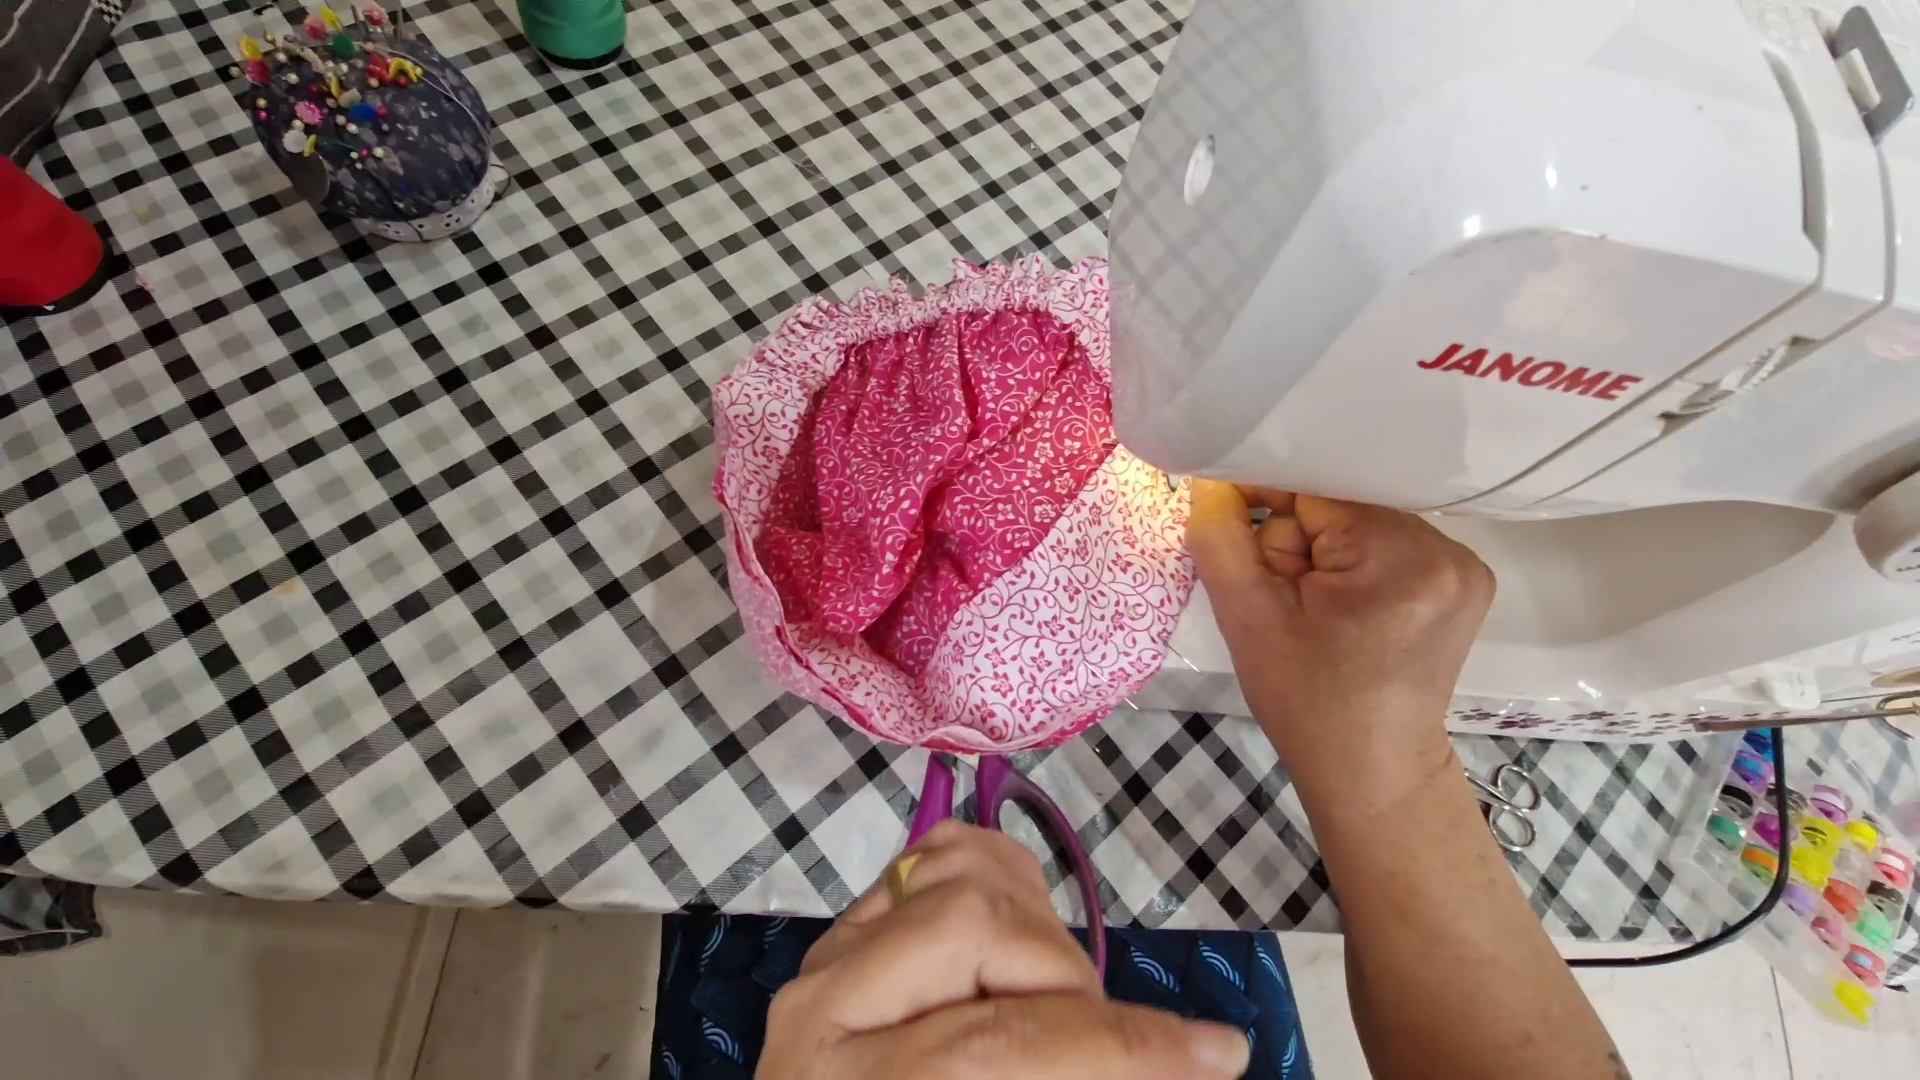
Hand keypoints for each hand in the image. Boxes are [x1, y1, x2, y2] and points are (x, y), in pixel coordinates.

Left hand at [759, 820, 1249, 1079]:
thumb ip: (1066, 1072)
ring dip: (1037, 919)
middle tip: (1105, 1030)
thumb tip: (1193, 1055)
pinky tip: (1019, 923)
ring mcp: (837, 946)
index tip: (1217, 1054)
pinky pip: (937, 853)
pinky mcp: (854, 919)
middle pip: (973, 926)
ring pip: (957, 869)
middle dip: (1067, 974)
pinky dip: (999, 871)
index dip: (1121, 1046)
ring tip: (1056, 984)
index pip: (1000, 1044)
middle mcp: (830, 1000)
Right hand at [1185, 481, 1493, 795]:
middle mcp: (1447, 548)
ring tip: (1313, 613)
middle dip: (1296, 542)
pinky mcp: (1463, 584)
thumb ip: (1220, 535)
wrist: (1370, 770)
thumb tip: (1211, 480)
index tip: (1241, 546)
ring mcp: (1464, 566)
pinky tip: (1342, 612)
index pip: (1311, 489)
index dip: (1264, 508)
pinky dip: (1352, 567)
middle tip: (1284, 602)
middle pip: (1337, 506)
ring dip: (1322, 554)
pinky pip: (1385, 547)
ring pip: (1358, 525)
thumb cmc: (1304, 700)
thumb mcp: (1245, 615)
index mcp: (1400, 553)